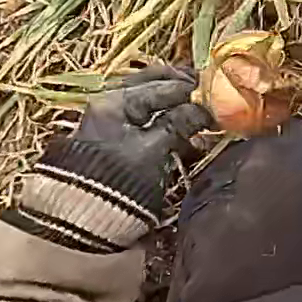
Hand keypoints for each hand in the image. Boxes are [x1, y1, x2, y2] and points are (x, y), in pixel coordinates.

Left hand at [73, 65, 213, 208]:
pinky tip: (189, 134)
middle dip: (183, 86)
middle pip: (154, 84)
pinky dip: (170, 122)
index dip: (193, 88)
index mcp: (117, 101)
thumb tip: (206, 108)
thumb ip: (180, 122)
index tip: (217, 92)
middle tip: (209, 91)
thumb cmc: (121, 177)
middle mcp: (112, 104)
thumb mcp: (155, 147)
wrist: (84, 217)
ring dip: (178, 104)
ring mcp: (114, 121)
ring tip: (203, 112)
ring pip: (152, 102)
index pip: (163, 85)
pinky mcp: (120, 140)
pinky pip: (149, 121)